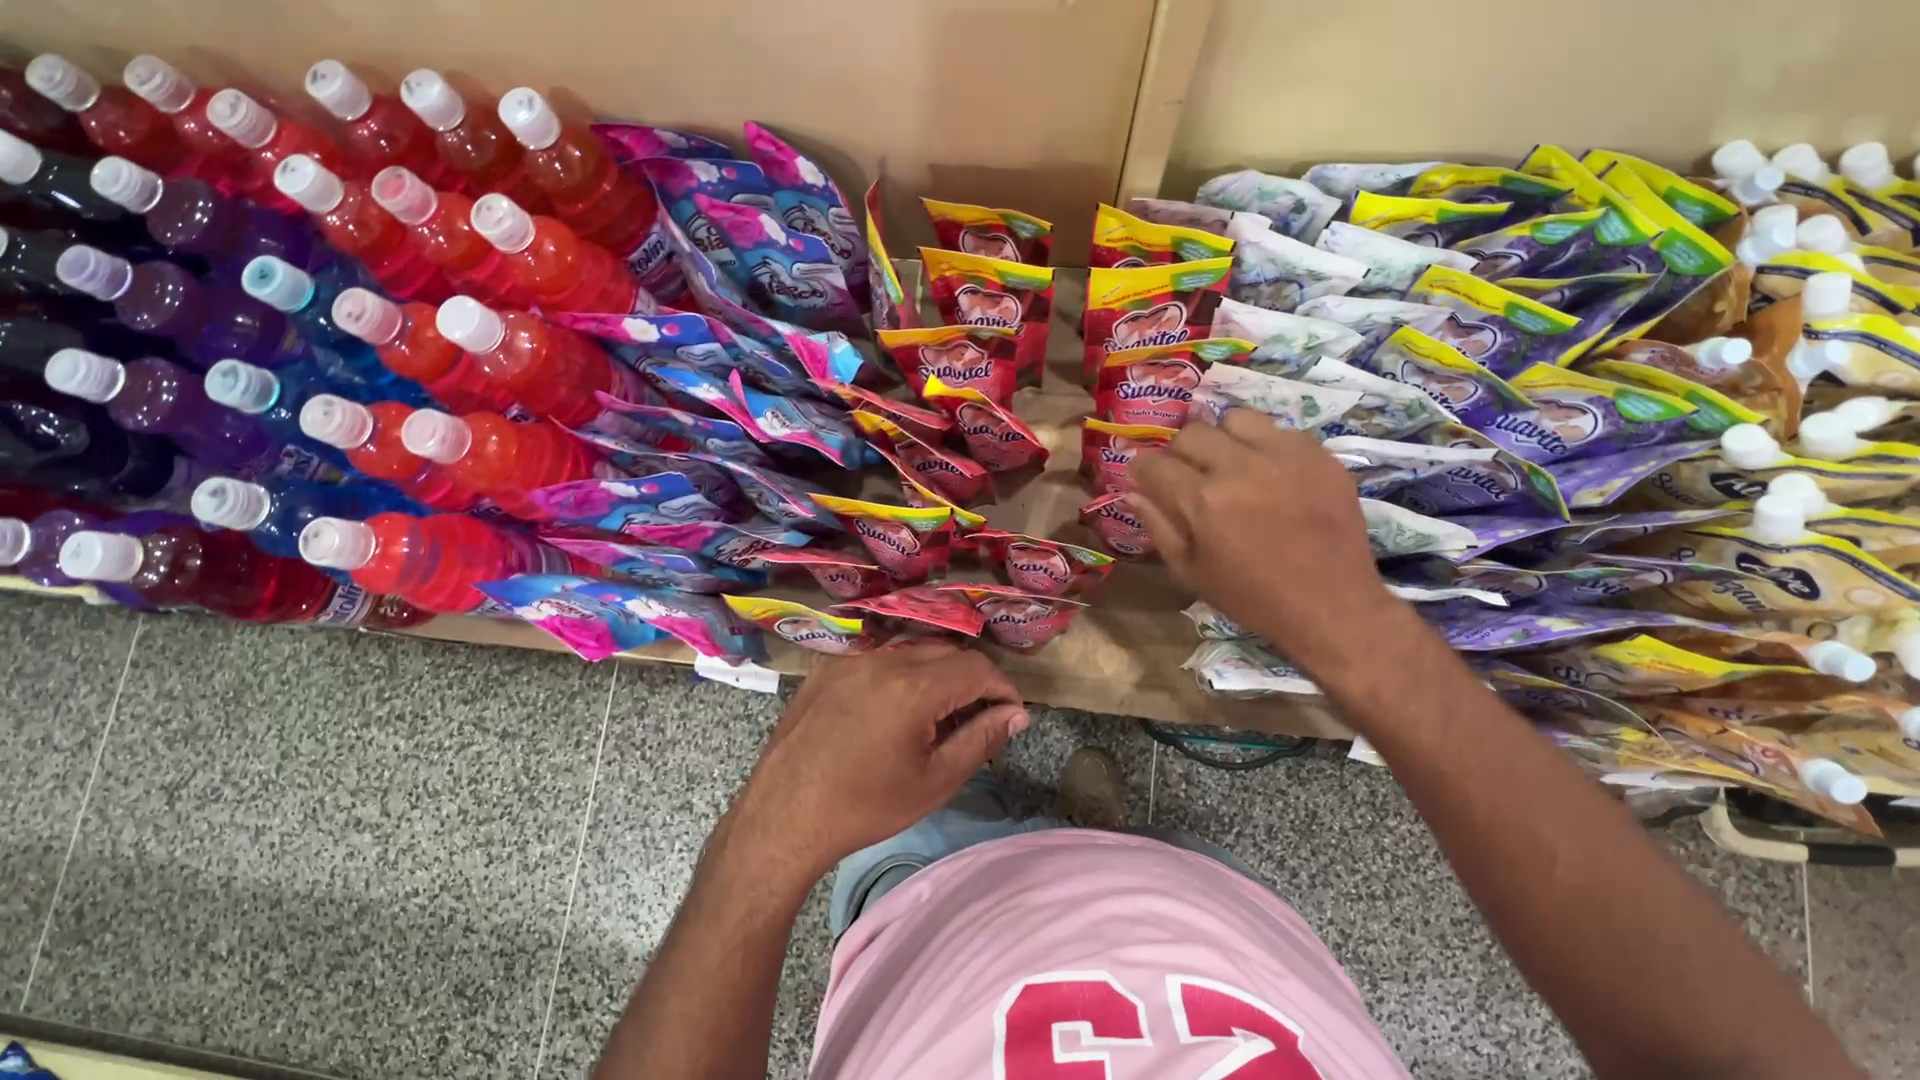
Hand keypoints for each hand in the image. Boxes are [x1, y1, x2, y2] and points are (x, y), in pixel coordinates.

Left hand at [729, 642, 1028, 879]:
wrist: (784, 817)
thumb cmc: (865, 807)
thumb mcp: (935, 781)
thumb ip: (981, 739)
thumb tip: (1016, 714)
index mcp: (912, 687)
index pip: (976, 667)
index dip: (1002, 687)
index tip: (1011, 713)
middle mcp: (882, 660)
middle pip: (945, 652)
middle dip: (971, 679)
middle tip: (979, 718)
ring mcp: (849, 661)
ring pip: (910, 653)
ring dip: (936, 675)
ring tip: (937, 718)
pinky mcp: (825, 670)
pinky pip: (877, 660)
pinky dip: (899, 676)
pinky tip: (893, 713)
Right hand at [1132, 409, 1393, 666]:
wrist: (1331, 605)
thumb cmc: (1252, 597)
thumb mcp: (1192, 572)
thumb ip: (1158, 526)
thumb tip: (1131, 492)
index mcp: (1203, 500)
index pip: (1154, 464)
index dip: (1143, 471)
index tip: (1147, 479)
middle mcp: (1240, 467)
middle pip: (1191, 433)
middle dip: (1180, 454)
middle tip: (1190, 476)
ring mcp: (1283, 455)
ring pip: (1235, 420)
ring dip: (1224, 439)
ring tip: (1232, 464)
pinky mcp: (1318, 454)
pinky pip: (1279, 430)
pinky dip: (1266, 447)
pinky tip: (1271, 474)